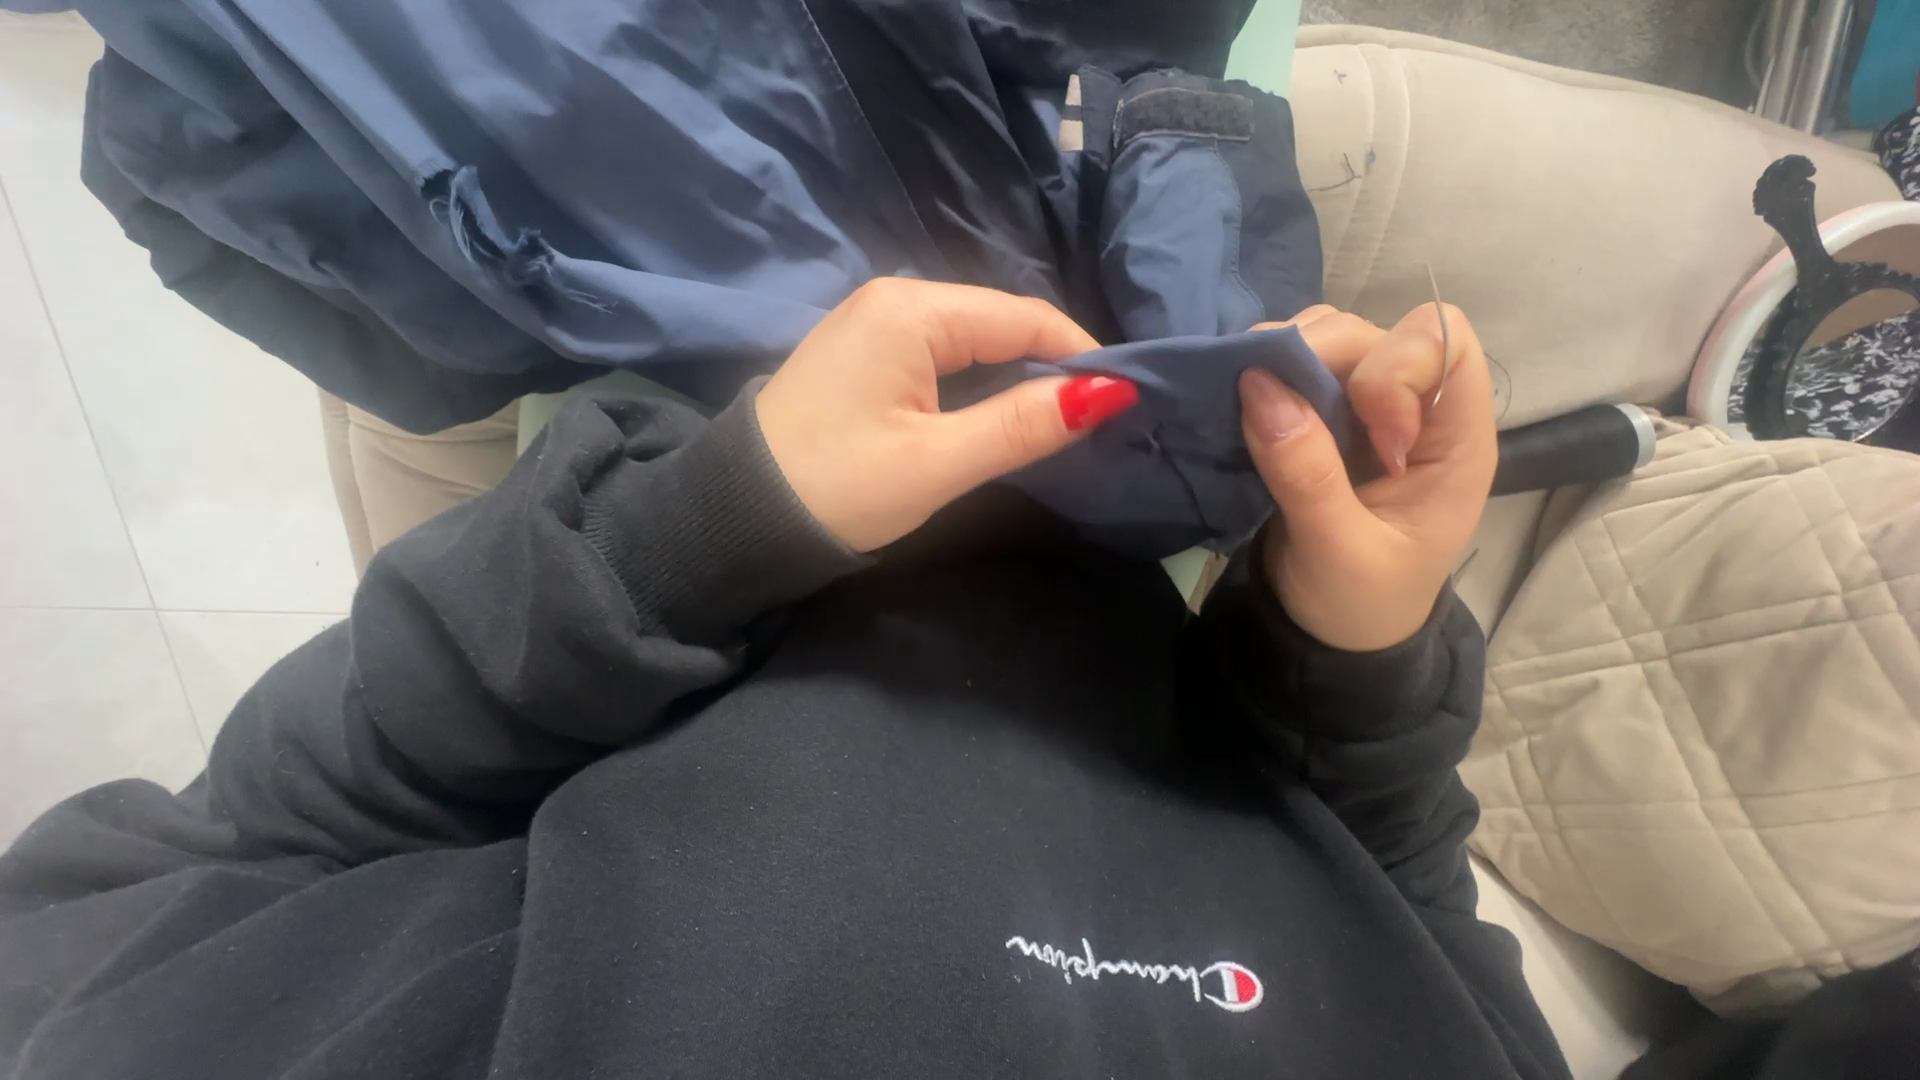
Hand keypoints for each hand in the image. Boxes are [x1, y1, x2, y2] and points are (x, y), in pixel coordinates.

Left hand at [756, 278, 1138, 551]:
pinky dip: (978, 381)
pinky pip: (941, 356)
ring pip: (971, 339)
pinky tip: (998, 411)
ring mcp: (874, 326)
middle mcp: (893, 302)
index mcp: (910, 312)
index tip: (1123, 397)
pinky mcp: (864, 357)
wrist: (739, 516)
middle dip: (1050, 363)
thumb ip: (1021, 424)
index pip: (1022, 316)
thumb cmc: (838, 488)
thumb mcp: (937, 462)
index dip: (1079, 352)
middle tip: (1094, 415)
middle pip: (998, 321)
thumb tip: (1107, 393)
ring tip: (1058, 417)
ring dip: (1016, 373)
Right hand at [1239, 304, 1495, 650]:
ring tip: (1248, 397)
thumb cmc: (1356, 602)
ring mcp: (1362, 413)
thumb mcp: (1337, 549)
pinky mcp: (1318, 420)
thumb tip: (1259, 385)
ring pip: (1333, 339)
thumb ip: (1306, 473)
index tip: (1357, 428)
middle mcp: (1413, 412)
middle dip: (1320, 353)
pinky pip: (1296, 368)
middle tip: (1265, 398)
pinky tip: (1242, 401)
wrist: (1328, 634)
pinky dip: (1264, 373)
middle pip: (1378, 333)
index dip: (1392, 369)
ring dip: (1287, 356)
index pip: (1443, 346)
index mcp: (1451, 444)